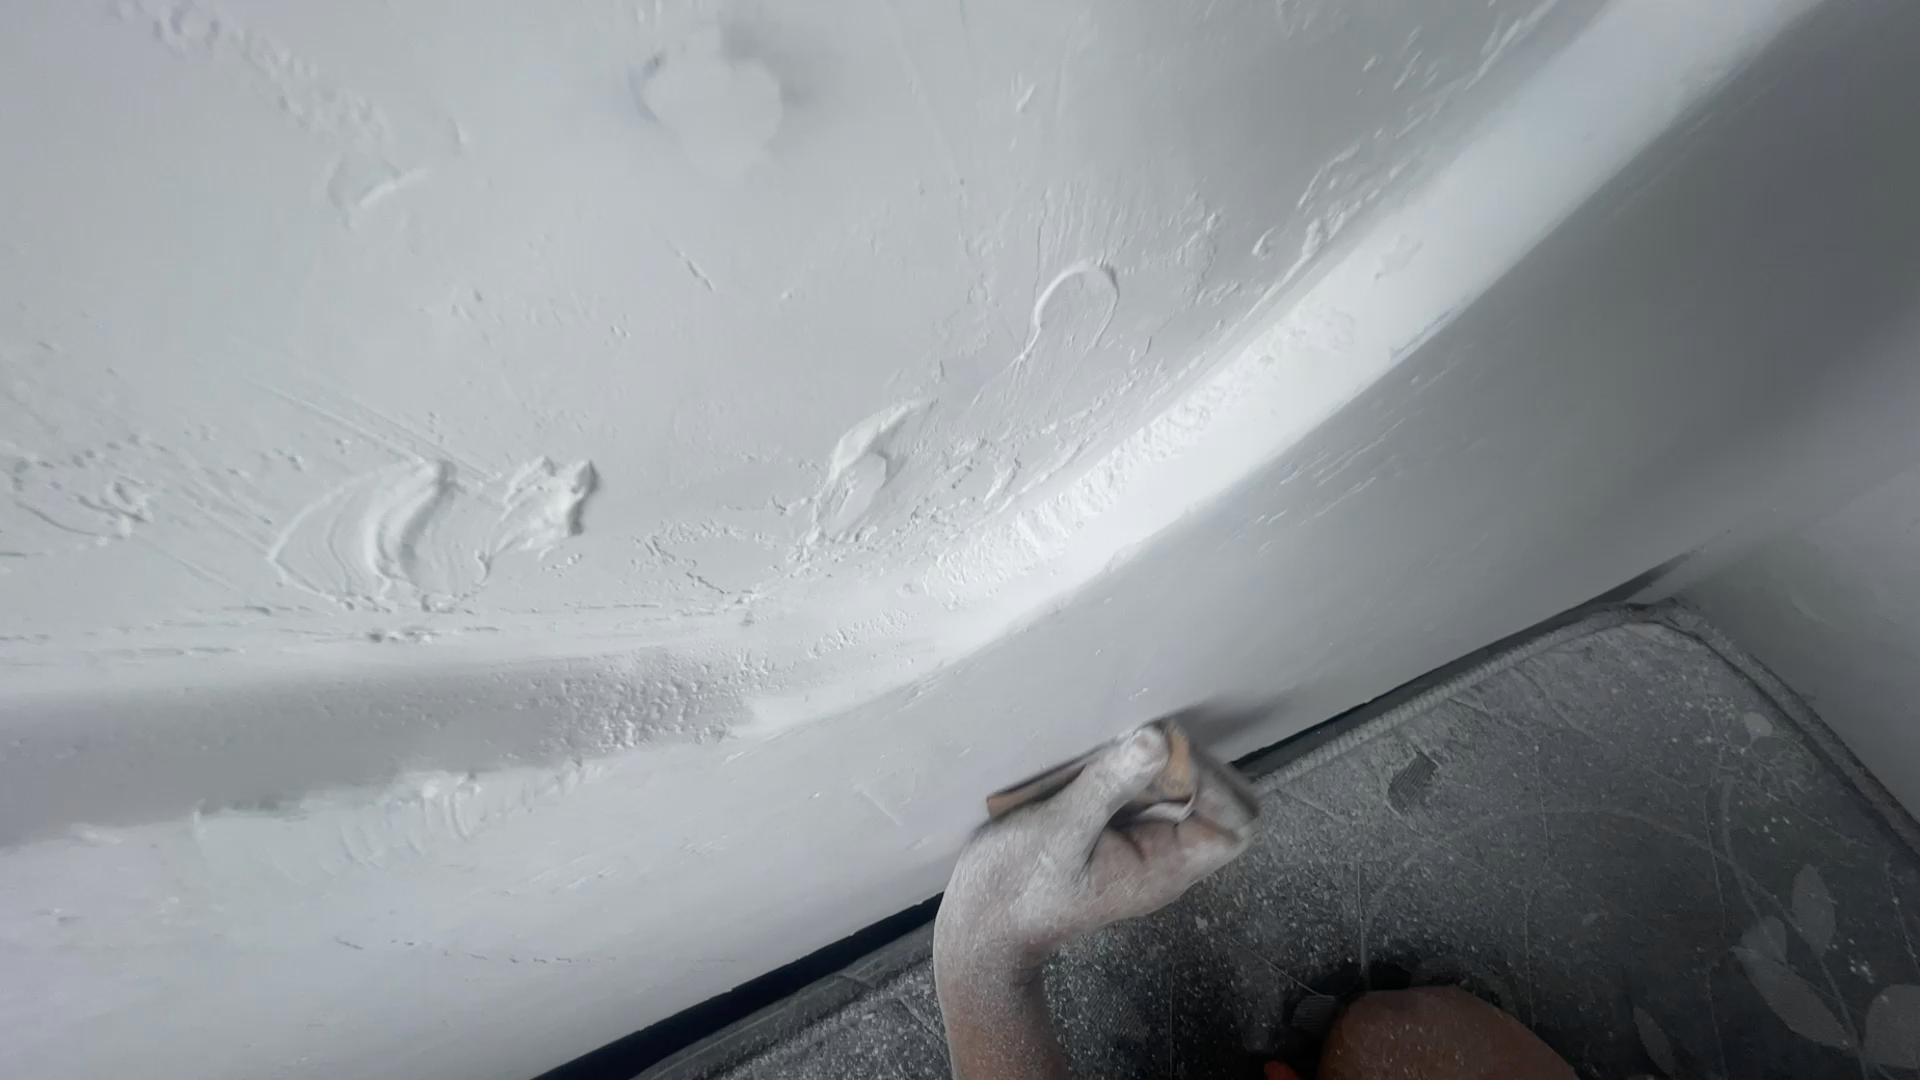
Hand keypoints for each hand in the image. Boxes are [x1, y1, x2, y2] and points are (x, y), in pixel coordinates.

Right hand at [935, 725, 1256, 973]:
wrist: (981, 919)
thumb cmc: (1018, 884)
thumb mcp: (1059, 831)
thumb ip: (1109, 785)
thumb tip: (1158, 738)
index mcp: (1164, 868)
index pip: (1233, 825)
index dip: (1216, 783)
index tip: (1166, 751)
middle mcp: (1162, 853)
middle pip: (1212, 799)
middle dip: (1183, 761)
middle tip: (1137, 736)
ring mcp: (1138, 839)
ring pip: (1176, 786)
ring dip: (1153, 757)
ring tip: (1114, 739)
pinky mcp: (1112, 825)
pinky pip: (1141, 786)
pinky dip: (1128, 762)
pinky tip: (1098, 752)